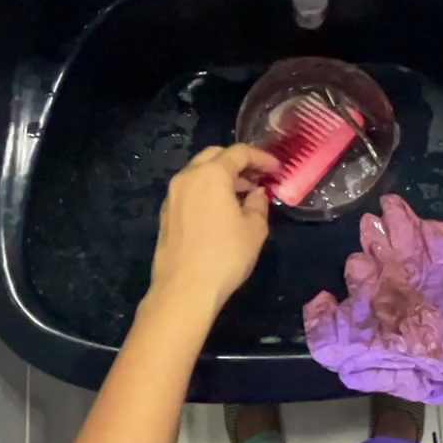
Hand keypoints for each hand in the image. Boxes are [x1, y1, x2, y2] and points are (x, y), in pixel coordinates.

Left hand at [148, 145, 279, 314]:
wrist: (184, 289)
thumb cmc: (225, 255)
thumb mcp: (254, 229)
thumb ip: (258, 204)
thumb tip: (256, 194)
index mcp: (211, 174)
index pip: (239, 153)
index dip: (261, 158)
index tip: (277, 169)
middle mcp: (187, 177)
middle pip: (214, 156)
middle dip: (238, 163)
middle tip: (258, 178)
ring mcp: (172, 195)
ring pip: (199, 173)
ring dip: (221, 178)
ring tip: (243, 196)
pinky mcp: (166, 214)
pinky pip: (190, 191)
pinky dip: (207, 191)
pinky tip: (221, 211)